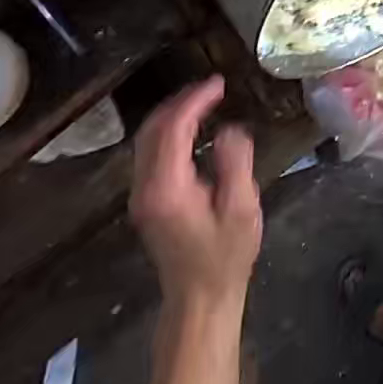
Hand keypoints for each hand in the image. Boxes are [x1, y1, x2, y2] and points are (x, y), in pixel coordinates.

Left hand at [130, 76, 262, 309]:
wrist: (200, 299)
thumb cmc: (225, 258)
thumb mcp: (241, 210)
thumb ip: (234, 165)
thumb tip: (229, 130)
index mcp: (167, 187)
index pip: (173, 129)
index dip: (194, 101)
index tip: (218, 83)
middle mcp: (145, 187)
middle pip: (152, 129)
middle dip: (180, 102)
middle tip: (211, 87)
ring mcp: (141, 194)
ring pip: (146, 139)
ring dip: (172, 115)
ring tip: (203, 100)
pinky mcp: (145, 200)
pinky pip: (150, 153)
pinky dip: (168, 132)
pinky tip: (190, 128)